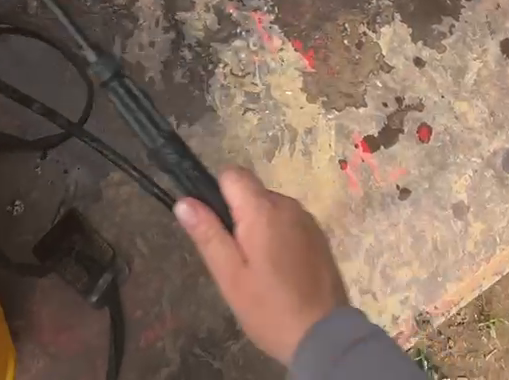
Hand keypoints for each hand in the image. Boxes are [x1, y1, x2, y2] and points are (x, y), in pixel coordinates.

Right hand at [174, 167, 348, 364]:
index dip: (218, 193)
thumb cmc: (270, 308)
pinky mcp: (318, 234)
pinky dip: (279, 235)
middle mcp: (286, 203)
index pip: (232, 173)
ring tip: (258, 270)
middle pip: (251, 191)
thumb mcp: (230, 276)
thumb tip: (184, 202)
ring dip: (259, 226)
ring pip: (269, 207)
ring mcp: (306, 217)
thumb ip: (208, 234)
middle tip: (236, 259)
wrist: (325, 336)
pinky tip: (280, 270)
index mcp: (262, 209)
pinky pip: (288, 221)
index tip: (217, 226)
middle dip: (238, 215)